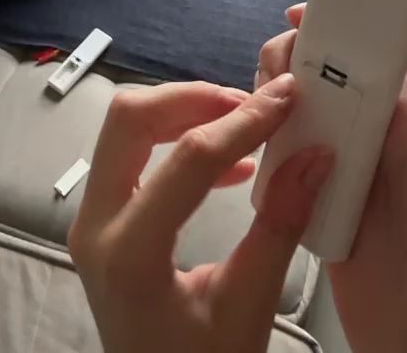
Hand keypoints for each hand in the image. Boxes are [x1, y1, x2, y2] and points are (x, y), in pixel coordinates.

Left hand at [69, 76, 335, 352]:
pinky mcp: (103, 217)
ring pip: (125, 128)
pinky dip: (177, 139)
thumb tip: (316, 156)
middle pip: (130, 120)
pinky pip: (131, 152)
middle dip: (192, 99)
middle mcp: (95, 225)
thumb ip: (281, 226)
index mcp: (129, 255)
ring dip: (183, 111)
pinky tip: (230, 161)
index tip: (284, 97)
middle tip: (249, 103)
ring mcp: (91, 218)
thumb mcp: (249, 308)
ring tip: (243, 122)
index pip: (187, 161)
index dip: (242, 122)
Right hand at [258, 5, 406, 352]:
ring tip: (258, 101)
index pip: (395, 49)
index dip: (357, 21)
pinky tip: (250, 126)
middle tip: (274, 73)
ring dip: (278, 80)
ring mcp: (345, 145)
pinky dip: (266, 116)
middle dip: (301, 48)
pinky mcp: (316, 169)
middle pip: (337, 57)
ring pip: (308, 87)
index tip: (310, 16)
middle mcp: (380, 124)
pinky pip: (287, 125)